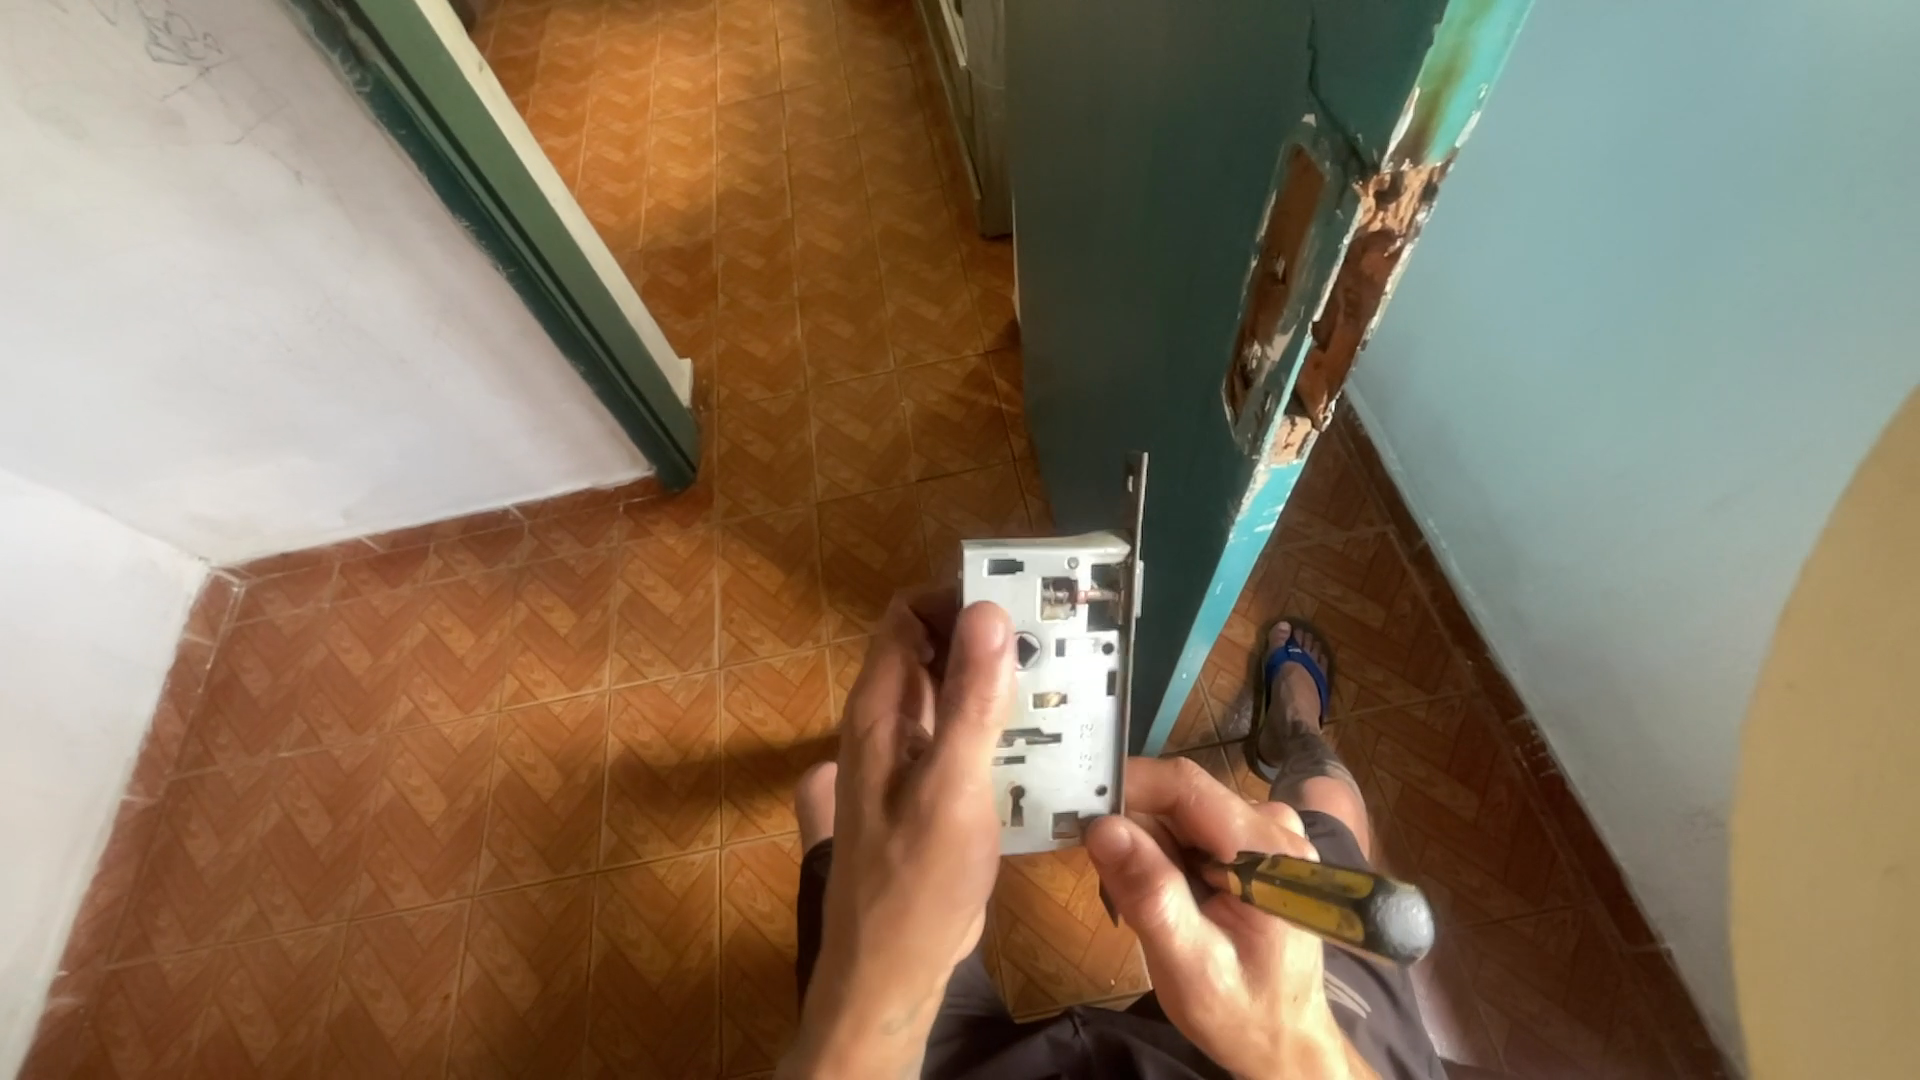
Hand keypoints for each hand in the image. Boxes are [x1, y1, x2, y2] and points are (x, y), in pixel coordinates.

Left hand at [781, 592, 1013, 1078]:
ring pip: (956, 691)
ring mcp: (913, 753)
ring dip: (1001, 681)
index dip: (955, 599)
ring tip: (1062, 679)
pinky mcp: (935, 784)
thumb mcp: (951, 786)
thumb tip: (988, 612)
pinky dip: (1002, 722)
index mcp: (882, 707)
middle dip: (990, 636)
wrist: (895, 968)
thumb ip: (970, 700)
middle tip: (1055, 640)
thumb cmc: (916, 879)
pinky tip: (1046, 736)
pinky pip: (968, 732)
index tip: (1017, 602)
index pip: (908, 617)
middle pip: (937, 649)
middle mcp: (893, 720)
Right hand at [1086, 757, 1374, 1079]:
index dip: (1128, 786)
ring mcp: (1265, 827)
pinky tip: (1172, 894)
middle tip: (1119, 888)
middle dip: (1136, 832)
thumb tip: (1102, 827)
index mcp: (1268, 850)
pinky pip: (1189, 822)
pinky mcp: (1252, 836)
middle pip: (1178, 797)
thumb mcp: (1189, 968)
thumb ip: (1150, 896)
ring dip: (1149, 846)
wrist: (1284, 1040)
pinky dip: (1165, 851)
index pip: (1185, 786)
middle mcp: (1272, 824)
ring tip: (1151, 904)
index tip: (1080, 811)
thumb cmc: (1241, 1013)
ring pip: (1178, 809)